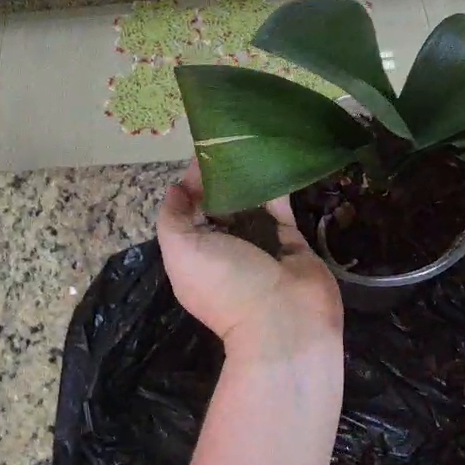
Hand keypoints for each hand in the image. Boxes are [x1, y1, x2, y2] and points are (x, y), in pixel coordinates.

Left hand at [157, 162, 342, 364]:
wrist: (287, 320)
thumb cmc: (228, 284)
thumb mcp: (182, 251)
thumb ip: (173, 218)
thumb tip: (175, 188)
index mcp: (195, 256)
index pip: (188, 213)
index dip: (192, 185)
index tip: (203, 155)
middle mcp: (225, 250)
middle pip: (220, 208)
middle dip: (221, 179)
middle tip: (230, 144)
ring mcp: (260, 246)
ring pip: (251, 206)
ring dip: (249, 180)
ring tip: (251, 146)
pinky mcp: (291, 242)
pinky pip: (281, 210)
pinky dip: (276, 190)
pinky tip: (272, 163)